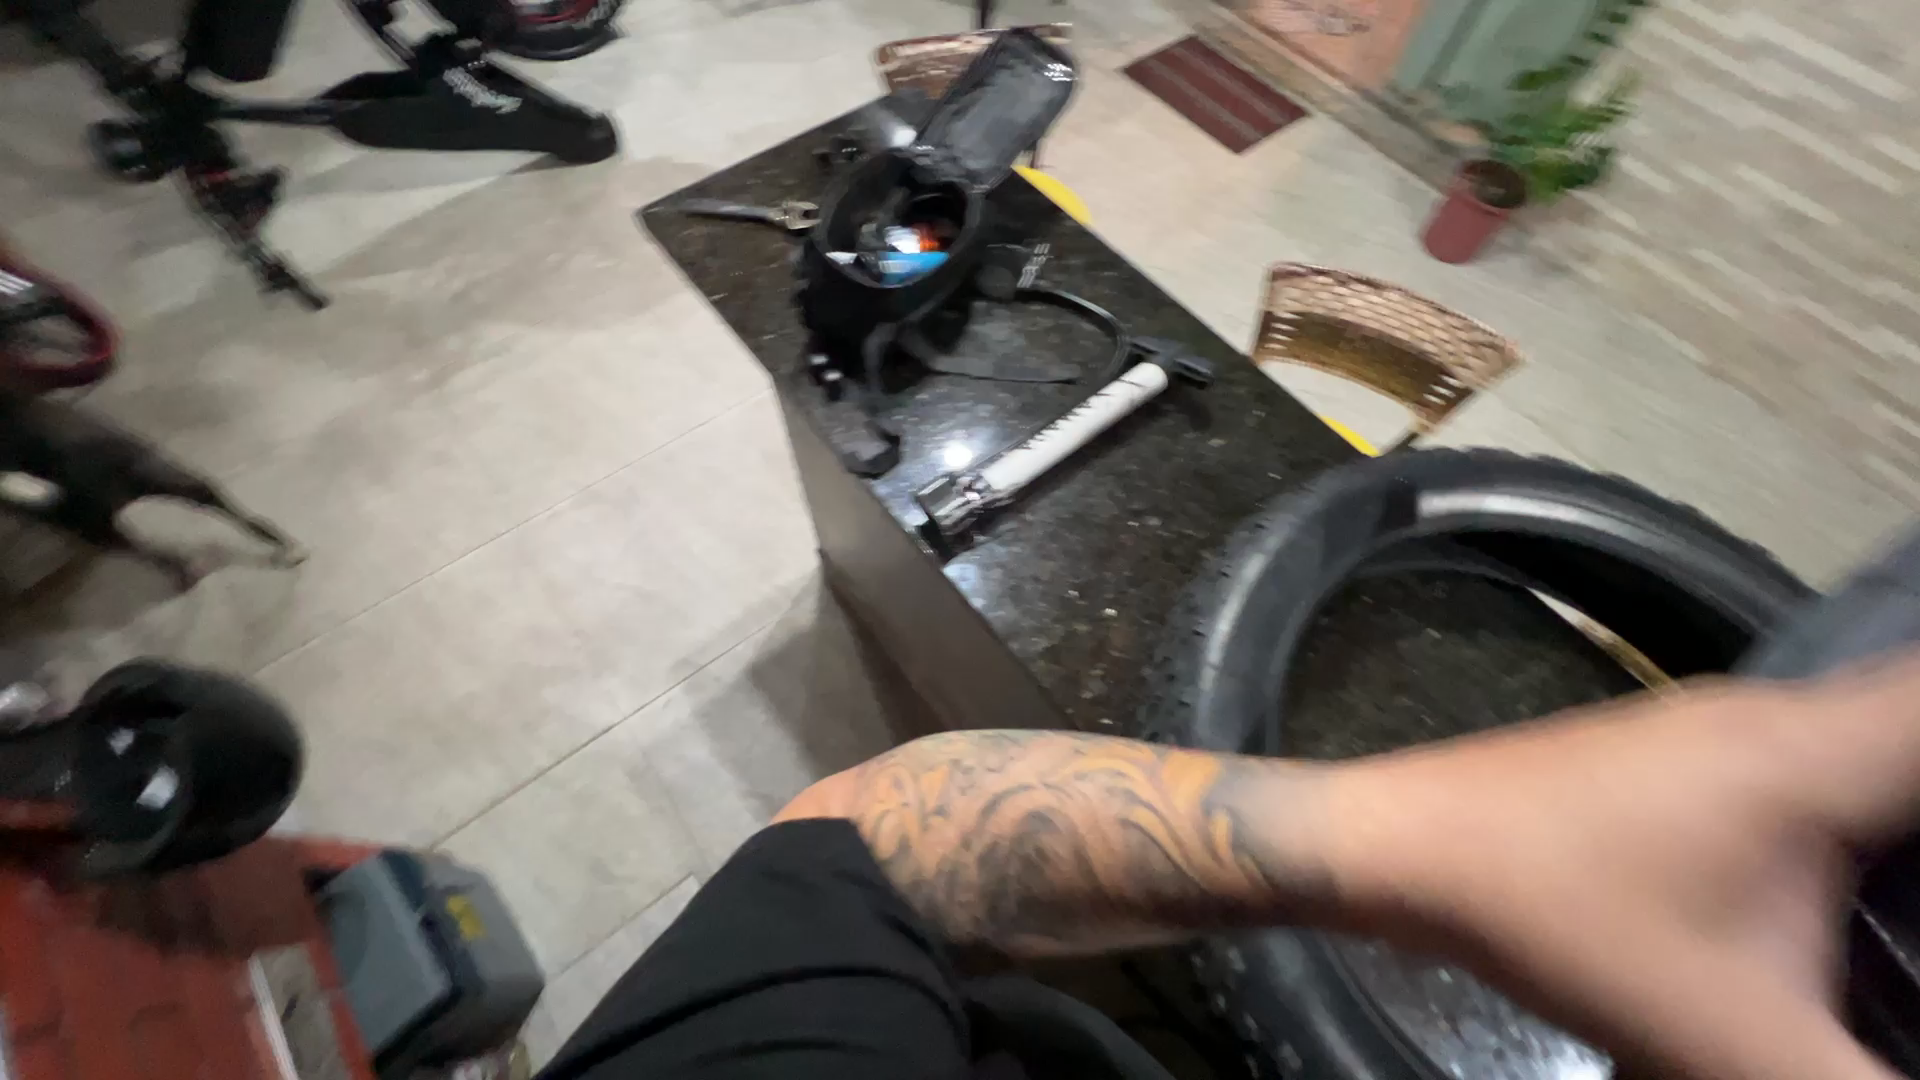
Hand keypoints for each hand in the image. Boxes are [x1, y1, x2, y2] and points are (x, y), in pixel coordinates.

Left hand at [1333, 656, 1919, 1079]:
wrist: (1391, 845)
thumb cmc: (1546, 915)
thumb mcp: (1737, 1039)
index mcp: (1812, 751)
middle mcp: (1765, 718)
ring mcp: (1699, 734)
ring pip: (1869, 755)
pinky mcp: (1659, 764)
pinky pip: (1800, 776)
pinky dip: (1861, 826)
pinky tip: (1876, 900)